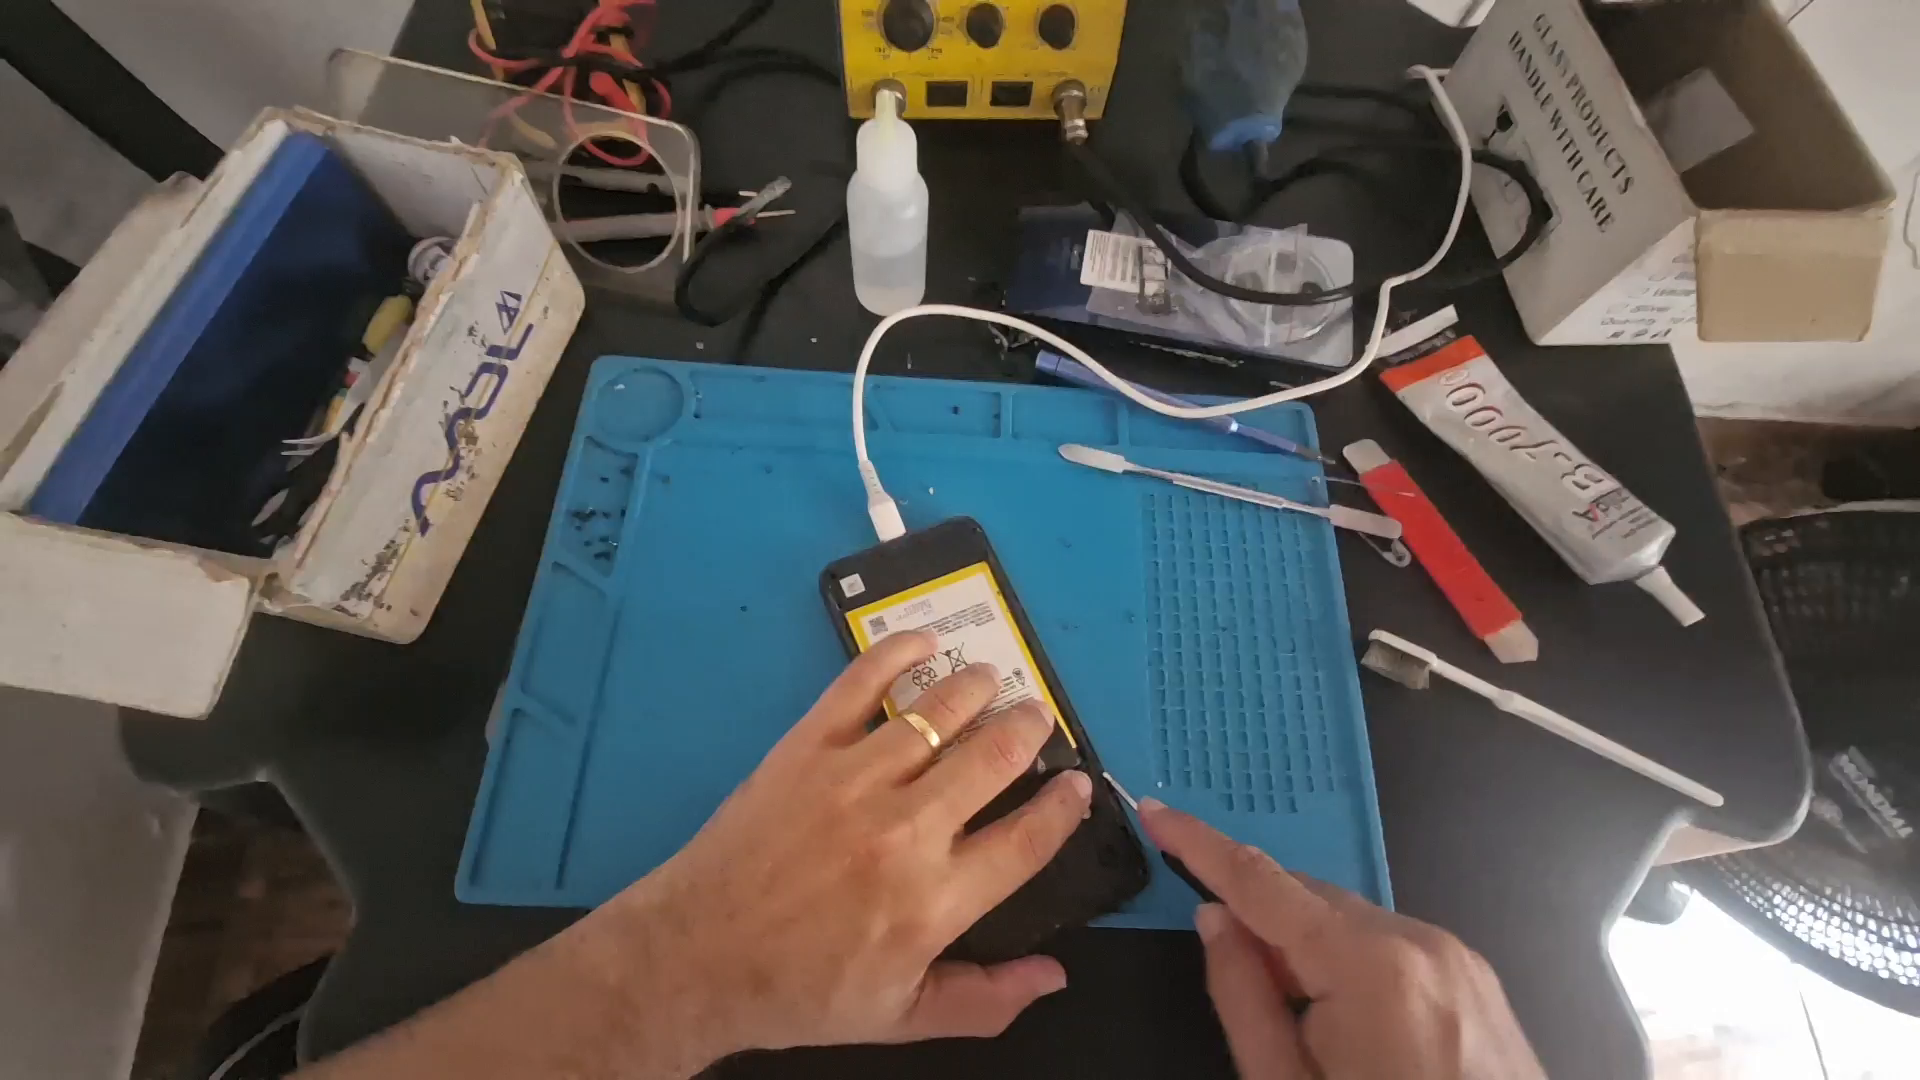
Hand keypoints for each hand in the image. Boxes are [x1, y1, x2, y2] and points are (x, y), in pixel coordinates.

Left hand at [592, 631, 1094, 1066]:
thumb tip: (1057, 974)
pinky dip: (899, 653)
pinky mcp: (810, 745)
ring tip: (994, 676)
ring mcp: (855, 778)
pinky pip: (863, 682)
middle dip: (1029, 728)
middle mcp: (906, 830)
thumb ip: (985, 999)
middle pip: (994, 757)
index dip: (1065, 805)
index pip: (1027, 838)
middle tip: (1038, 715)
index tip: (1080, 782)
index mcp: (934, 901)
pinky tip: (925, 642)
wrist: (697, 954)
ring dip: (979, 686)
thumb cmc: (803, 988)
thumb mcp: (901, 1018)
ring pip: (939, 712)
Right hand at [1141, 800, 1544, 1079]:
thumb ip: (1240, 992)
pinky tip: (1354, 1028)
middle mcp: (1418, 940)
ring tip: (1310, 1027)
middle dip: (1260, 919)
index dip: (1197, 841)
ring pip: (1344, 918)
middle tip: (1245, 986)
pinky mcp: (1479, 978)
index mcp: (1367, 966)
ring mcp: (1457, 956)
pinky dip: (1348, 961)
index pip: (1258, 879)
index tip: (1153, 809)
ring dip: (1305, 945)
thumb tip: (1216, 916)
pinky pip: (1387, 943)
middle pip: (1304, 898)